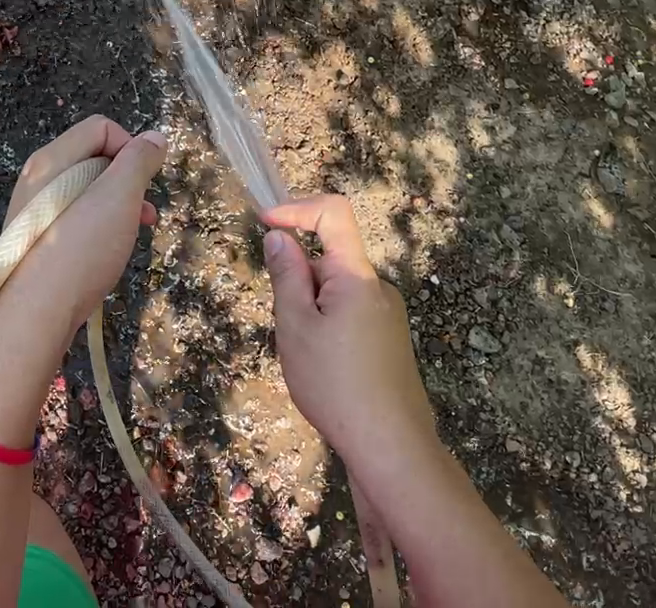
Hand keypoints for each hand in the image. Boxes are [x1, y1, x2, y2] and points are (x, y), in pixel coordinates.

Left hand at [2, 115, 167, 334]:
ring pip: (87, 192)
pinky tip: (107, 252)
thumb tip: (154, 137)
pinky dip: (98, 227)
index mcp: (52, 159)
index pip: (101, 127)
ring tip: (134, 234)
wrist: (34, 313)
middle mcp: (37, 178)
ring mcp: (34, 211)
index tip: (145, 181)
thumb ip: (138, 162)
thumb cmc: (80, 248)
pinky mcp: (36, 240)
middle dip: (127, 181)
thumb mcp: (119, 197)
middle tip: (146, 213)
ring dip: (118, 206)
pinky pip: (74, 218)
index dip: (131, 147)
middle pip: (94, 158)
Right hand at [261, 195, 435, 461]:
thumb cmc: (335, 383)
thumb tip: (279, 235)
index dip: (296, 208)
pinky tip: (324, 371)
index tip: (264, 224)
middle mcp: (378, 287)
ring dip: (311, 310)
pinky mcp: (390, 341)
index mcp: (357, 275)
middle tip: (286, 328)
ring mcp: (388, 315)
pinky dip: (327, 328)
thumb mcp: (296, 326)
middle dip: (298, 282)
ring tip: (306, 358)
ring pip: (336, 292)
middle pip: (330, 261)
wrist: (391, 447)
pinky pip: (349, 315)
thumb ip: (286, 275)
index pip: (333, 213)